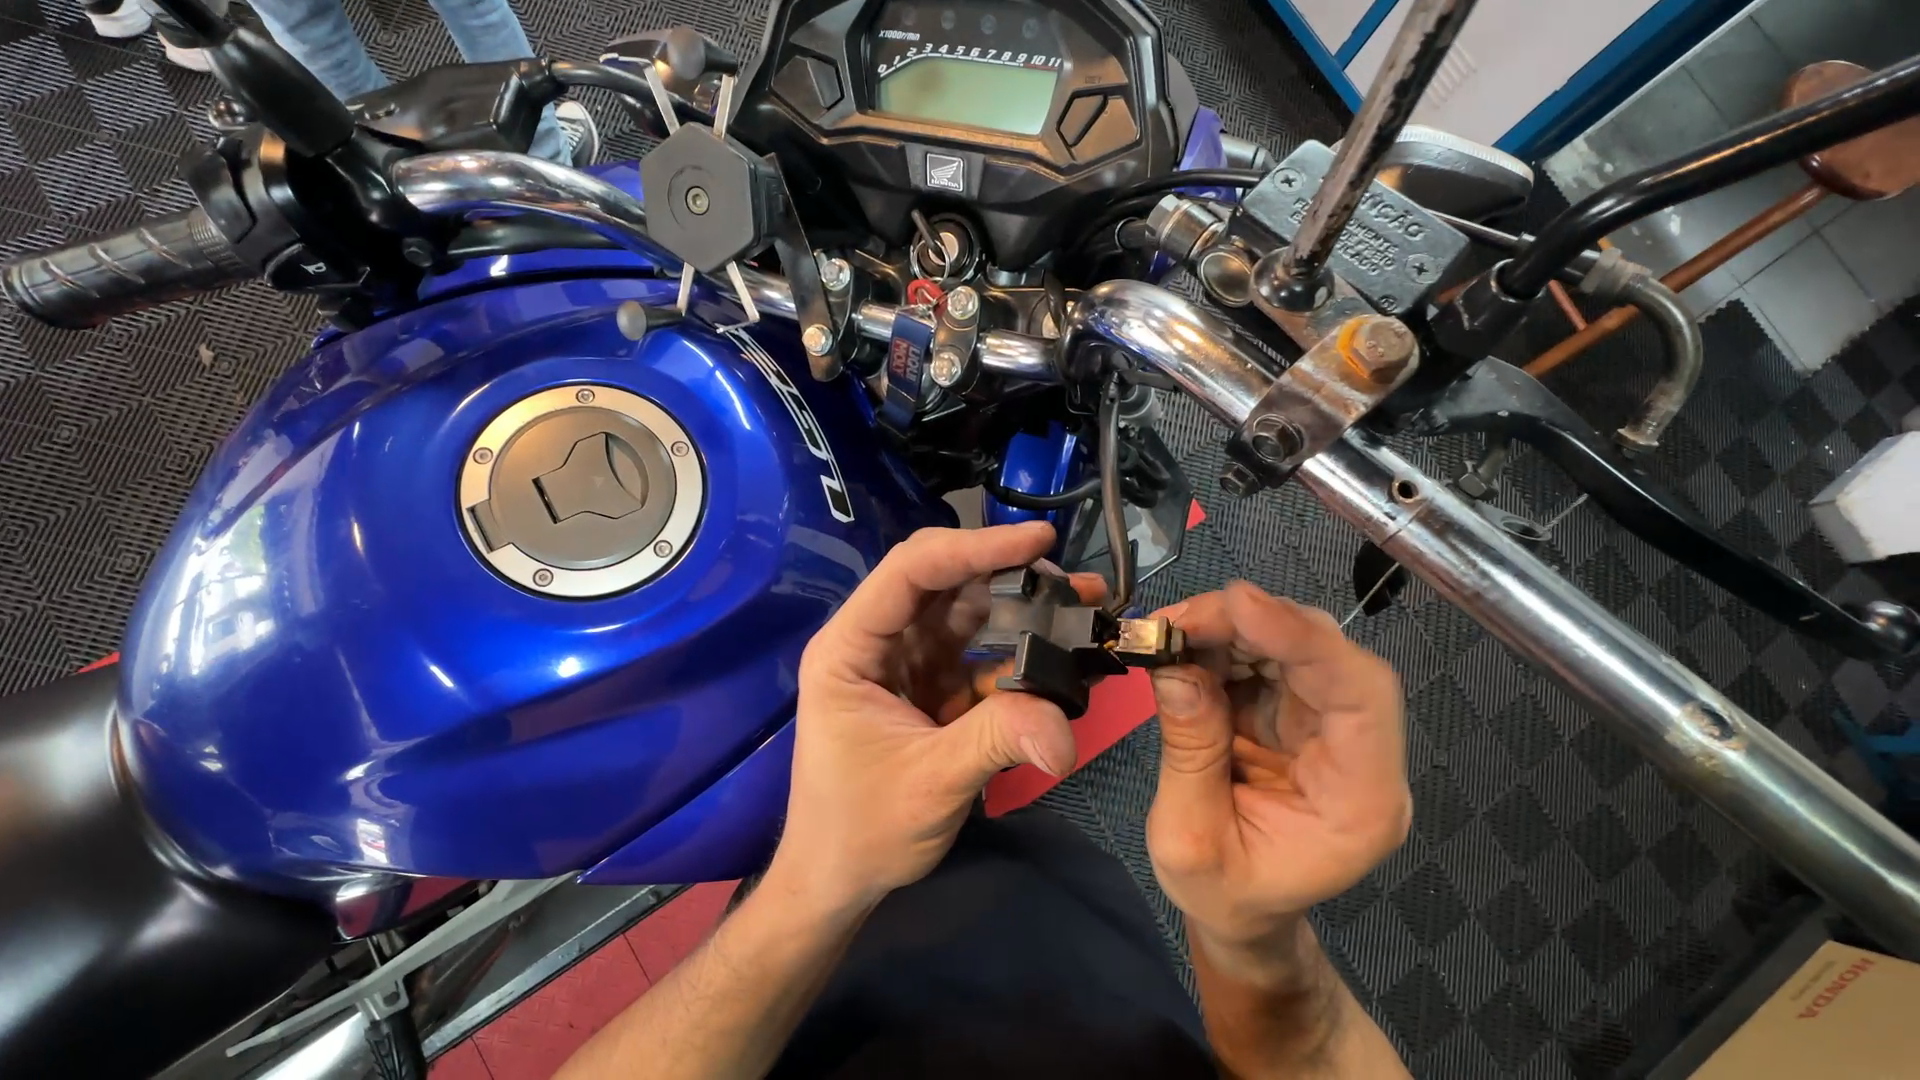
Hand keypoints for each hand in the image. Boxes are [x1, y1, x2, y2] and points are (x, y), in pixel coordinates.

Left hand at [771, 523, 1081, 913]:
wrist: (839, 879)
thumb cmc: (861, 829)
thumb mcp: (929, 784)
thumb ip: (995, 742)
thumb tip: (1067, 730)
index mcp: (850, 647)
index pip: (911, 571)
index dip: (975, 547)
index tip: (1039, 541)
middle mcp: (876, 641)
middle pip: (942, 580)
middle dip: (1006, 572)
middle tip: (1069, 580)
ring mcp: (906, 663)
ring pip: (967, 613)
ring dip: (1020, 607)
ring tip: (1080, 606)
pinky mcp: (932, 687)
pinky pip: (980, 654)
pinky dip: (1020, 652)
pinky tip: (1061, 655)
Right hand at [1146, 582, 1409, 967]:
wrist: (1240, 913)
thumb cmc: (1224, 894)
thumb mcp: (1189, 839)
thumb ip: (1189, 753)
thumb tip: (1173, 667)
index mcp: (1360, 801)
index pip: (1360, 696)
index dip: (1304, 640)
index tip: (1238, 604)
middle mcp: (1358, 754)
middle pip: (1327, 659)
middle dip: (1253, 624)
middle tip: (1178, 618)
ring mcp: (1329, 731)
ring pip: (1296, 649)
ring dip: (1232, 628)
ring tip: (1169, 630)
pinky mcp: (1296, 716)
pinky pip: (1268, 661)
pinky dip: (1223, 644)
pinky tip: (1184, 645)